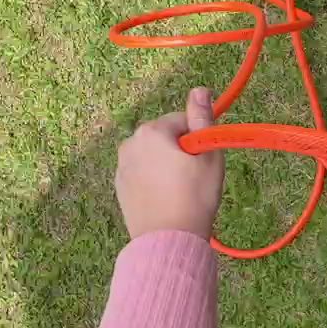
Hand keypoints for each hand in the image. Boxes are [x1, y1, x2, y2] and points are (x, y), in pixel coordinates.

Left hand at [115, 87, 224, 239]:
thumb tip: (200, 88)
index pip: (183, 121)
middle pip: (165, 136)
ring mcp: (121, 166)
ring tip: (181, 190)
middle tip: (195, 175)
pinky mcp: (119, 186)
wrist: (168, 238)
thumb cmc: (194, 194)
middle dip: (180, 149)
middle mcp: (130, 142)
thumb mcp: (207, 153)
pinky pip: (142, 172)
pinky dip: (154, 179)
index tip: (205, 160)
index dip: (198, 138)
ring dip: (166, 163)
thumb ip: (202, 118)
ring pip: (153, 155)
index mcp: (152, 131)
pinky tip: (166, 198)